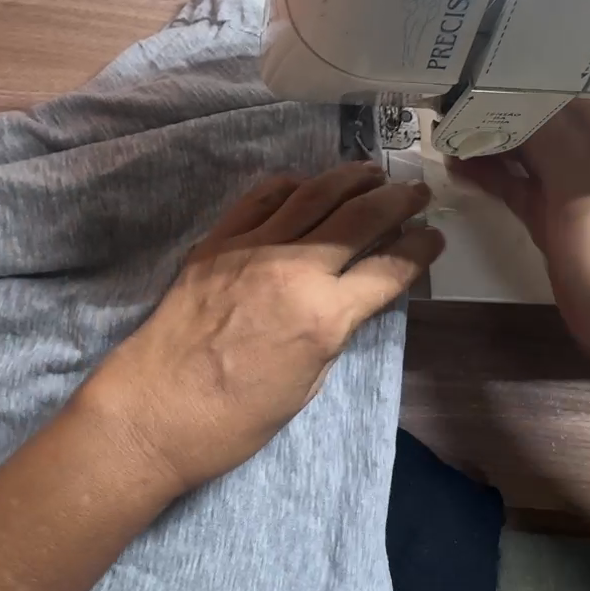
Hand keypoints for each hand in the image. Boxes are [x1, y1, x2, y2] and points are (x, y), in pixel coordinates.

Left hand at [76, 161, 442, 492]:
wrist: (155, 410)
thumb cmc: (235, 419)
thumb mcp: (308, 384)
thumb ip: (335, 330)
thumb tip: (353, 296)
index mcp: (324, 317)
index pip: (389, 269)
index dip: (420, 249)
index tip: (434, 236)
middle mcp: (295, 269)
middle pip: (359, 218)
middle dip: (397, 200)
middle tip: (418, 190)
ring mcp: (252, 247)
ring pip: (313, 195)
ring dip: (350, 178)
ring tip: (373, 171)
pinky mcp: (218, 240)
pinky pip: (261, 198)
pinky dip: (291, 185)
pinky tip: (306, 184)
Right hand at [449, 99, 589, 362]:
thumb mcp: (588, 184)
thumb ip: (550, 137)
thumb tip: (509, 95)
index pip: (566, 93)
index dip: (521, 81)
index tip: (474, 70)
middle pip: (543, 123)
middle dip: (498, 111)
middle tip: (448, 100)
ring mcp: (576, 194)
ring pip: (528, 157)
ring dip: (490, 144)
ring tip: (444, 130)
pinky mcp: (556, 224)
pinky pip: (520, 190)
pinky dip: (492, 178)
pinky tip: (459, 166)